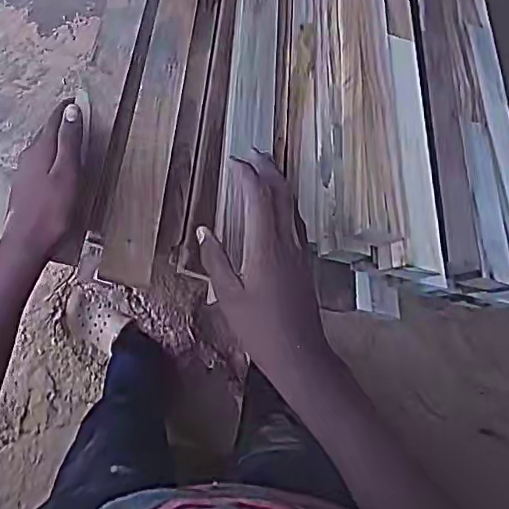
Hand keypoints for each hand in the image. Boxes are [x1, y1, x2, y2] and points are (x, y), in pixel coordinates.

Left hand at [0, 99, 83, 266]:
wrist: (25, 244)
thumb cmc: (51, 210)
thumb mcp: (67, 173)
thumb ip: (69, 141)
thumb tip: (71, 109)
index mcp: (40, 149)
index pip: (54, 119)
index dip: (66, 108)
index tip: (78, 98)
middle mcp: (28, 157)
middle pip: (47, 132)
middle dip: (61, 122)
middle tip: (78, 116)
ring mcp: (23, 173)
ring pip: (42, 148)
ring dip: (56, 141)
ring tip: (71, 140)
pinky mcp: (24, 188)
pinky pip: (39, 163)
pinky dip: (51, 158)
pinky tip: (57, 168)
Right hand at [198, 152, 333, 383]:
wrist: (301, 356)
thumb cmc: (260, 329)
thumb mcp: (228, 296)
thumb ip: (216, 260)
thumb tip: (204, 230)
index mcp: (265, 246)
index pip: (258, 197)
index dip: (246, 174)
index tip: (233, 161)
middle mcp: (286, 241)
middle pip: (281, 193)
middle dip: (267, 168)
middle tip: (252, 152)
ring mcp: (299, 250)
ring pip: (292, 204)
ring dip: (278, 181)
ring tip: (264, 168)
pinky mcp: (304, 260)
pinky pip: (295, 219)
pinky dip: (285, 201)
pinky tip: (278, 205)